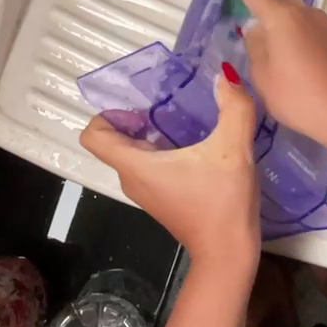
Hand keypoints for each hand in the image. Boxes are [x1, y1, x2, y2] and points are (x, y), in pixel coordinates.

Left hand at [81, 68, 261, 264]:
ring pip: (133, 153)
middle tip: (167, 103)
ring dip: (150, 133)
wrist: (229, 252)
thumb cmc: (222, 202)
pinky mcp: (162, 198)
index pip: (93, 136)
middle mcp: (132, 178)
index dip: (107, 114)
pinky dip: (162, 150)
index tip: (139, 106)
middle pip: (114, 141)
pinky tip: (194, 145)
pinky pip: (148, 166)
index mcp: (135, 165)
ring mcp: (146, 192)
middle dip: (134, 118)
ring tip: (183, 120)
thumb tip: (226, 74)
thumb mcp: (233, 150)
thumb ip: (234, 108)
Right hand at [233, 0, 326, 149]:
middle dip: (262, 0)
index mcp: (282, 16)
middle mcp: (305, 12)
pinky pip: (308, 25)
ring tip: (267, 29)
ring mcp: (324, 24)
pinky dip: (295, 28)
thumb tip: (254, 29)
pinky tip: (289, 46)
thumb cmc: (297, 96)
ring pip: (297, 10)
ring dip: (281, 15)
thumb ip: (254, 47)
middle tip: (245, 9)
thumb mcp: (263, 76)